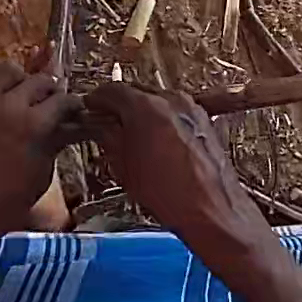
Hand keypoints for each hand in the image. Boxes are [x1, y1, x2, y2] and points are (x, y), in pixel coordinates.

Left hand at [0, 63, 75, 253]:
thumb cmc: (4, 204)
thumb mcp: (39, 176)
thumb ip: (54, 144)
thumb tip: (70, 128)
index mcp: (34, 124)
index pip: (62, 101)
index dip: (72, 105)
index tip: (74, 111)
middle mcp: (8, 105)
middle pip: (38, 80)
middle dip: (50, 90)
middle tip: (50, 101)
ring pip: (5, 72)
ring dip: (19, 80)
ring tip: (21, 93)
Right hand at [82, 83, 270, 257]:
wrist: (212, 210)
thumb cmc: (166, 194)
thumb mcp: (123, 167)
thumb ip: (108, 137)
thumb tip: (100, 125)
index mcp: (144, 106)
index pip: (111, 90)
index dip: (96, 99)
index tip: (89, 109)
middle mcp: (169, 98)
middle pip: (135, 90)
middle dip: (118, 103)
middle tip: (105, 120)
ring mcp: (190, 107)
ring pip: (156, 99)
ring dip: (140, 110)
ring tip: (129, 132)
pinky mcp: (203, 119)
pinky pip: (173, 110)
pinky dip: (160, 117)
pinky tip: (154, 139)